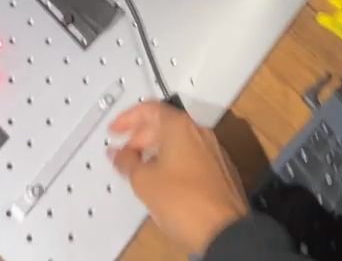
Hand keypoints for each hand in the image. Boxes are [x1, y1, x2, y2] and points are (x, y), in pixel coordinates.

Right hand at [108, 101, 250, 254]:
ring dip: (159, 151)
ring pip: (180, 141)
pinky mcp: (224, 170)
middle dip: (142, 137)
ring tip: (144, 171)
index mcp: (179, 126)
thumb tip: (118, 153)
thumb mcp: (144, 182)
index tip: (114, 131)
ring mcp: (215, 150)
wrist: (226, 232)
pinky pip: (194, 156)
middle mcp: (199, 131)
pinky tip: (168, 183)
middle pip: (165, 123)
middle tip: (126, 154)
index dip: (128, 118)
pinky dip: (176, 162)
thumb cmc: (182, 201)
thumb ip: (127, 162)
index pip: (149, 108)